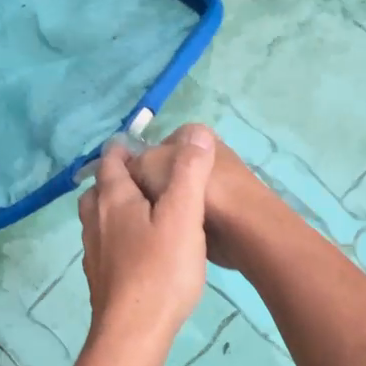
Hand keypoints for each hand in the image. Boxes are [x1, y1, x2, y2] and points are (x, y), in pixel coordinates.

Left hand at [78, 127, 216, 350]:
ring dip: (114, 209)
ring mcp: (94, 252)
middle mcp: (96, 221)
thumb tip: (196, 132)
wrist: (132, 332)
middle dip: (115, 179)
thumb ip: (189, 172)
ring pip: (98, 219)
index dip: (123, 150)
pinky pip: (104, 245)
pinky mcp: (99, 278)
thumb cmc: (160, 271)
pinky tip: (138, 250)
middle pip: (98, 190)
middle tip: (142, 178)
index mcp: (114, 200)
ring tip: (142, 212)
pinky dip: (117, 237)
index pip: (110, 163)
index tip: (139, 146)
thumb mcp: (183, 215)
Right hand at [127, 125, 271, 270]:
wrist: (242, 227)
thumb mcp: (149, 165)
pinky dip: (181, 222)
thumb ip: (131, 164)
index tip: (126, 188)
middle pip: (163, 170)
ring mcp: (216, 181)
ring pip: (174, 194)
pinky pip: (189, 212)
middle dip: (150, 188)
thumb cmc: (196, 188)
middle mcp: (206, 151)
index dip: (136, 166)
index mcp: (192, 132)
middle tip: (136, 208)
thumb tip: (123, 173)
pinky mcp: (222, 208)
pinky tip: (173, 234)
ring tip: (153, 224)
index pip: (152, 145)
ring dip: (165, 208)